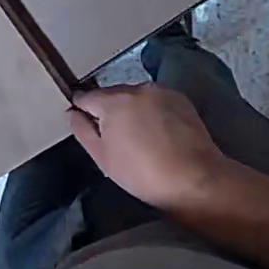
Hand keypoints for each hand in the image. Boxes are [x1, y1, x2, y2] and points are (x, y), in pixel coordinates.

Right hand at [69, 83, 247, 215]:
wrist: (196, 180)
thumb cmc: (142, 173)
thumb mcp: (102, 158)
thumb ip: (82, 130)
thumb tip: (72, 112)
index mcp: (111, 101)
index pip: (85, 96)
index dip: (82, 111)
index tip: (89, 126)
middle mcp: (134, 88)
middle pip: (111, 95)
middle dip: (110, 111)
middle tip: (118, 139)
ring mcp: (159, 91)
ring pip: (134, 97)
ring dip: (132, 110)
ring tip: (142, 138)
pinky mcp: (180, 98)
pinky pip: (155, 100)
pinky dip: (153, 111)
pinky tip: (160, 134)